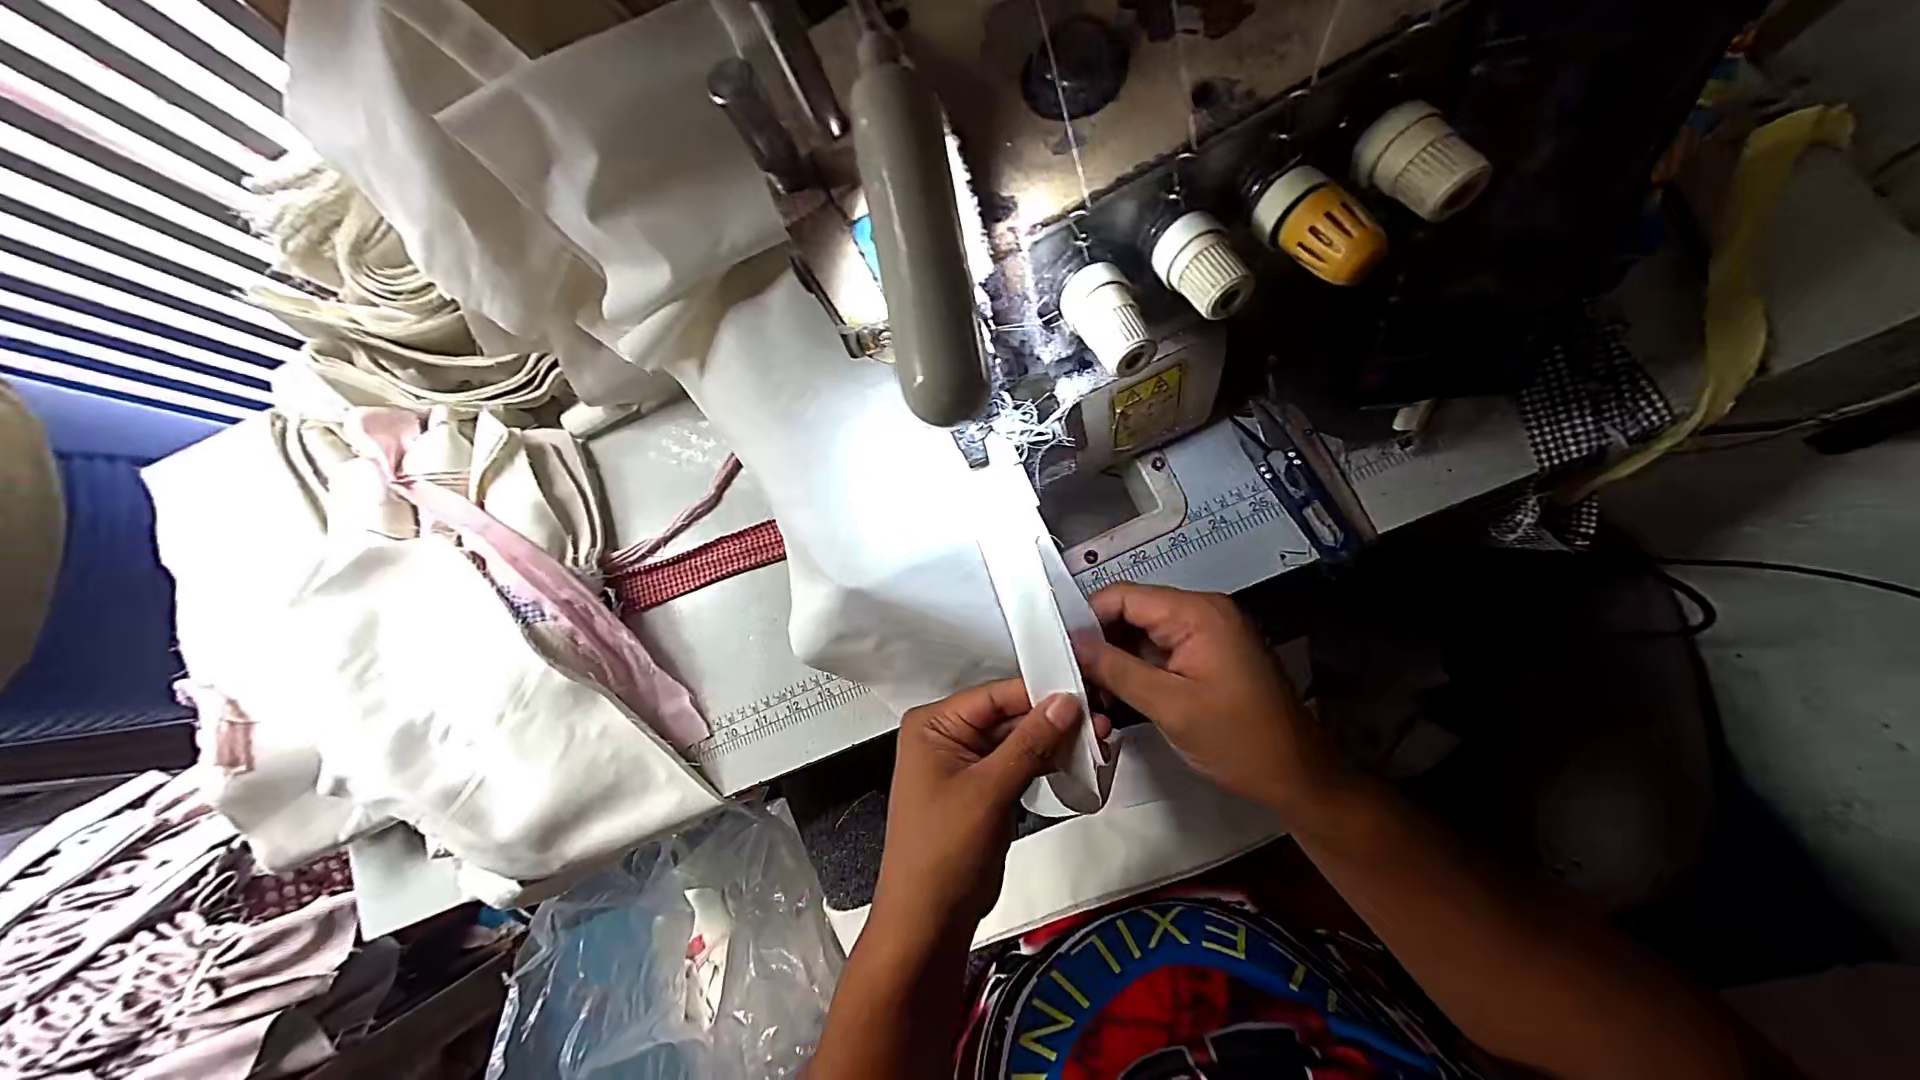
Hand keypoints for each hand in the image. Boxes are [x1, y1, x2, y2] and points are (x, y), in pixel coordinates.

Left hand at [873, 681, 1101, 936]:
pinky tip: (1077, 760)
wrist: (930, 920)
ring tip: (1097, 740)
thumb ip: (1029, 743)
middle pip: (1009, 715)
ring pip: (1019, 739)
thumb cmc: (939, 855)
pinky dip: (1047, 762)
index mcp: (933, 725)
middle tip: (1098, 720)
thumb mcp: (988, 791)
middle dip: (1053, 720)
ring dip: (1055, 741)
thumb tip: (1063, 704)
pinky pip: (1020, 762)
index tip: (1080, 692)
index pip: (994, 695)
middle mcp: (947, 737)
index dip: (1038, 692)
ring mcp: (967, 763)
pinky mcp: (985, 787)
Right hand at [1077, 583, 1353, 824]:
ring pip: (1140, 635)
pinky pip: (1158, 652)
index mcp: (1198, 613)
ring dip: (1115, 661)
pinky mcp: (1205, 656)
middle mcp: (1202, 613)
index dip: (1086, 619)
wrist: (1297, 776)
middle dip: (1099, 643)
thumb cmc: (1242, 741)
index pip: (1123, 596)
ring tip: (1090, 692)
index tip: (1060, 649)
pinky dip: (1134, 671)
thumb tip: (1075, 645)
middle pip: (1130, 613)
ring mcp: (1205, 635)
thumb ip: (1117, 670)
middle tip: (1072, 676)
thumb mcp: (1170, 705)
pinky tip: (1115, 697)